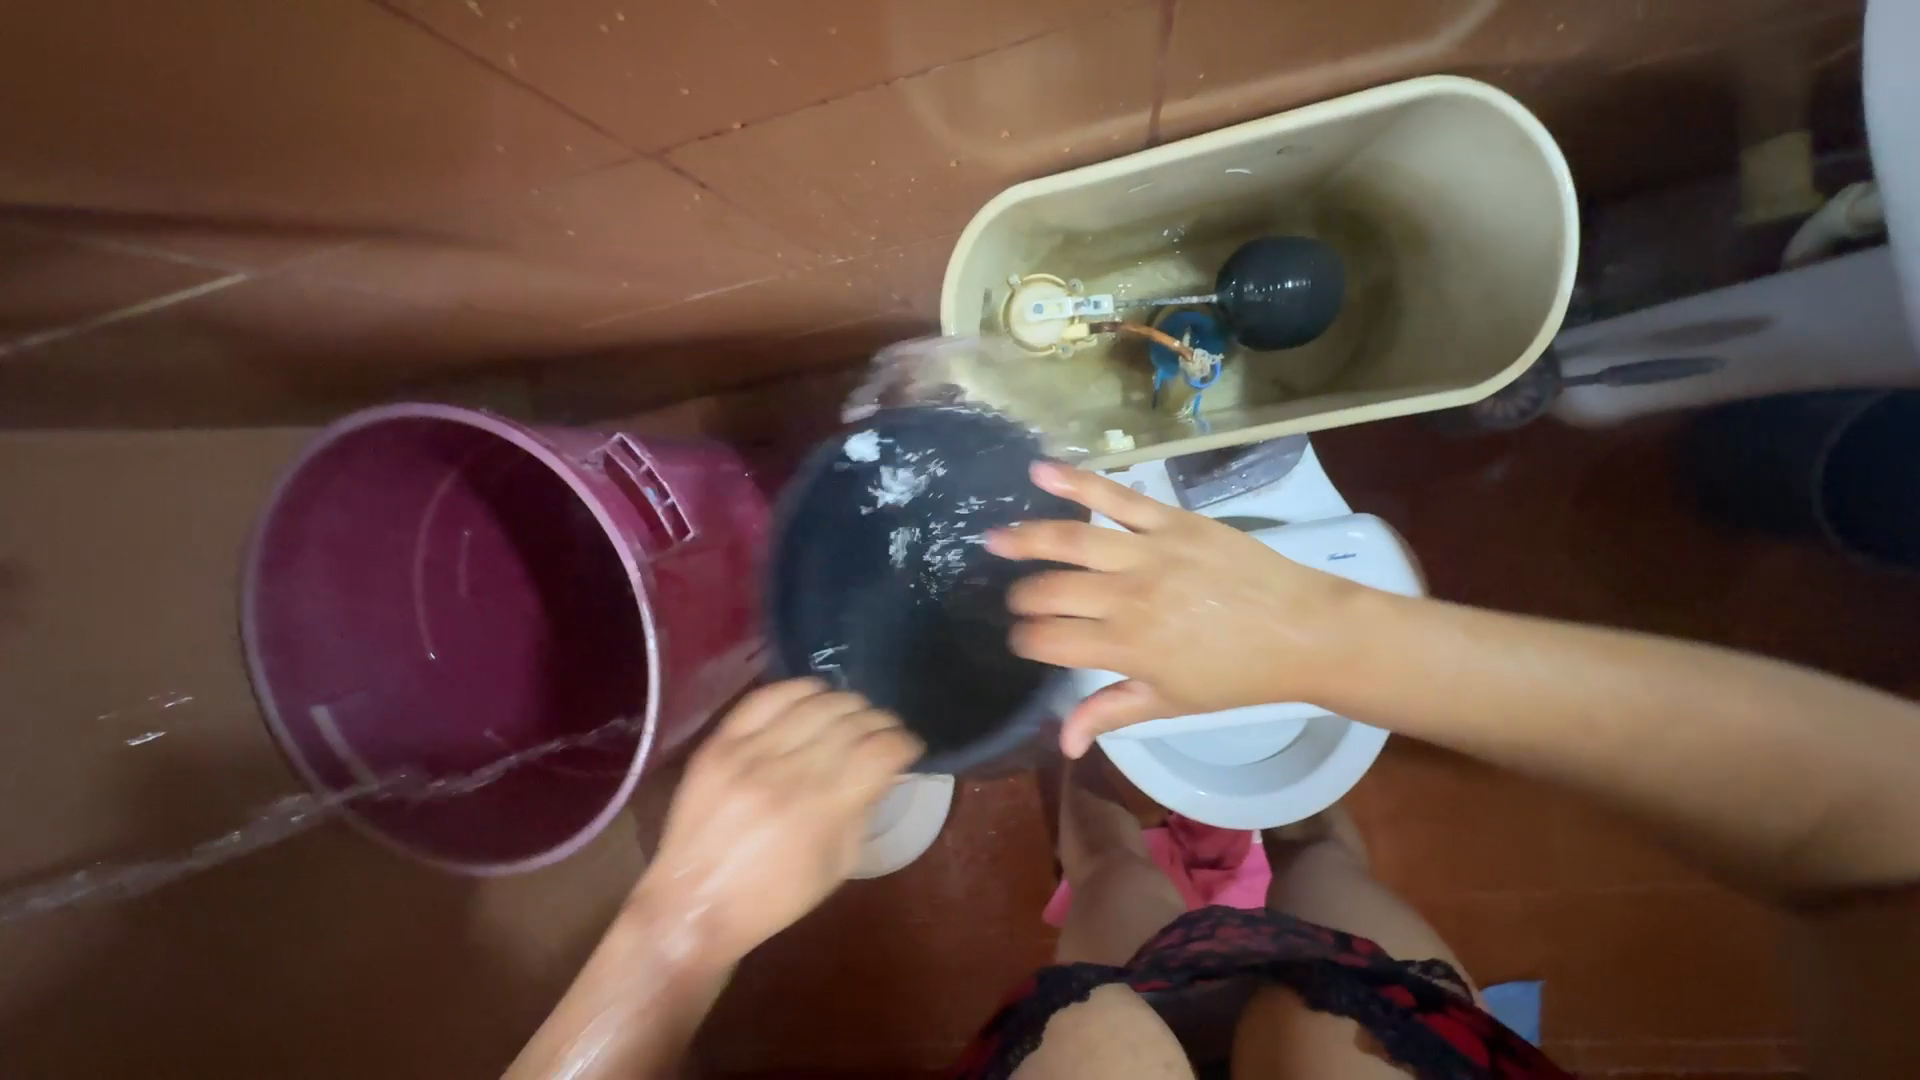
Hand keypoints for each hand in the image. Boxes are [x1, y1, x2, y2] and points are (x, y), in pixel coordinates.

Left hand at [633, 679, 921, 964]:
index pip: (879, 753)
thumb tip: (887, 767)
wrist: (691, 906)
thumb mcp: (836, 865)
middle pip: (851, 723)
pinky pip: (765, 698)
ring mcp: (749, 754)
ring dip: (846, 703)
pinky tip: (816, 695)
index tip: (909, 746)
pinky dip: (798, 689)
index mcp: (820, 812)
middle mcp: (786, 775)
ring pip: (814, 704)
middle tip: (886, 729)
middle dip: (880, 721)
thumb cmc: (773, 898)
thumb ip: (863, 808)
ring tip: (855, 712)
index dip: (903, 742)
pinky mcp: (719, 745)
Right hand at [987, 462, 1361, 756]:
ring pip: (1070, 541)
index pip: (1048, 640)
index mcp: (1125, 647)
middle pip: (1049, 591)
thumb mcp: (1170, 702)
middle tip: (1017, 599)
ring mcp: (1148, 554)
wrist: (1304, 631)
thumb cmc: (1237, 675)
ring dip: (1025, 540)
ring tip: (994, 539)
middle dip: (1021, 598)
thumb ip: (1109, 712)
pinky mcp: (1170, 521)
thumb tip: (1063, 743)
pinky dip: (1076, 482)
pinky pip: (1116, 498)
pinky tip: (1038, 472)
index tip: (1022, 639)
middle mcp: (1127, 598)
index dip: (1024, 641)